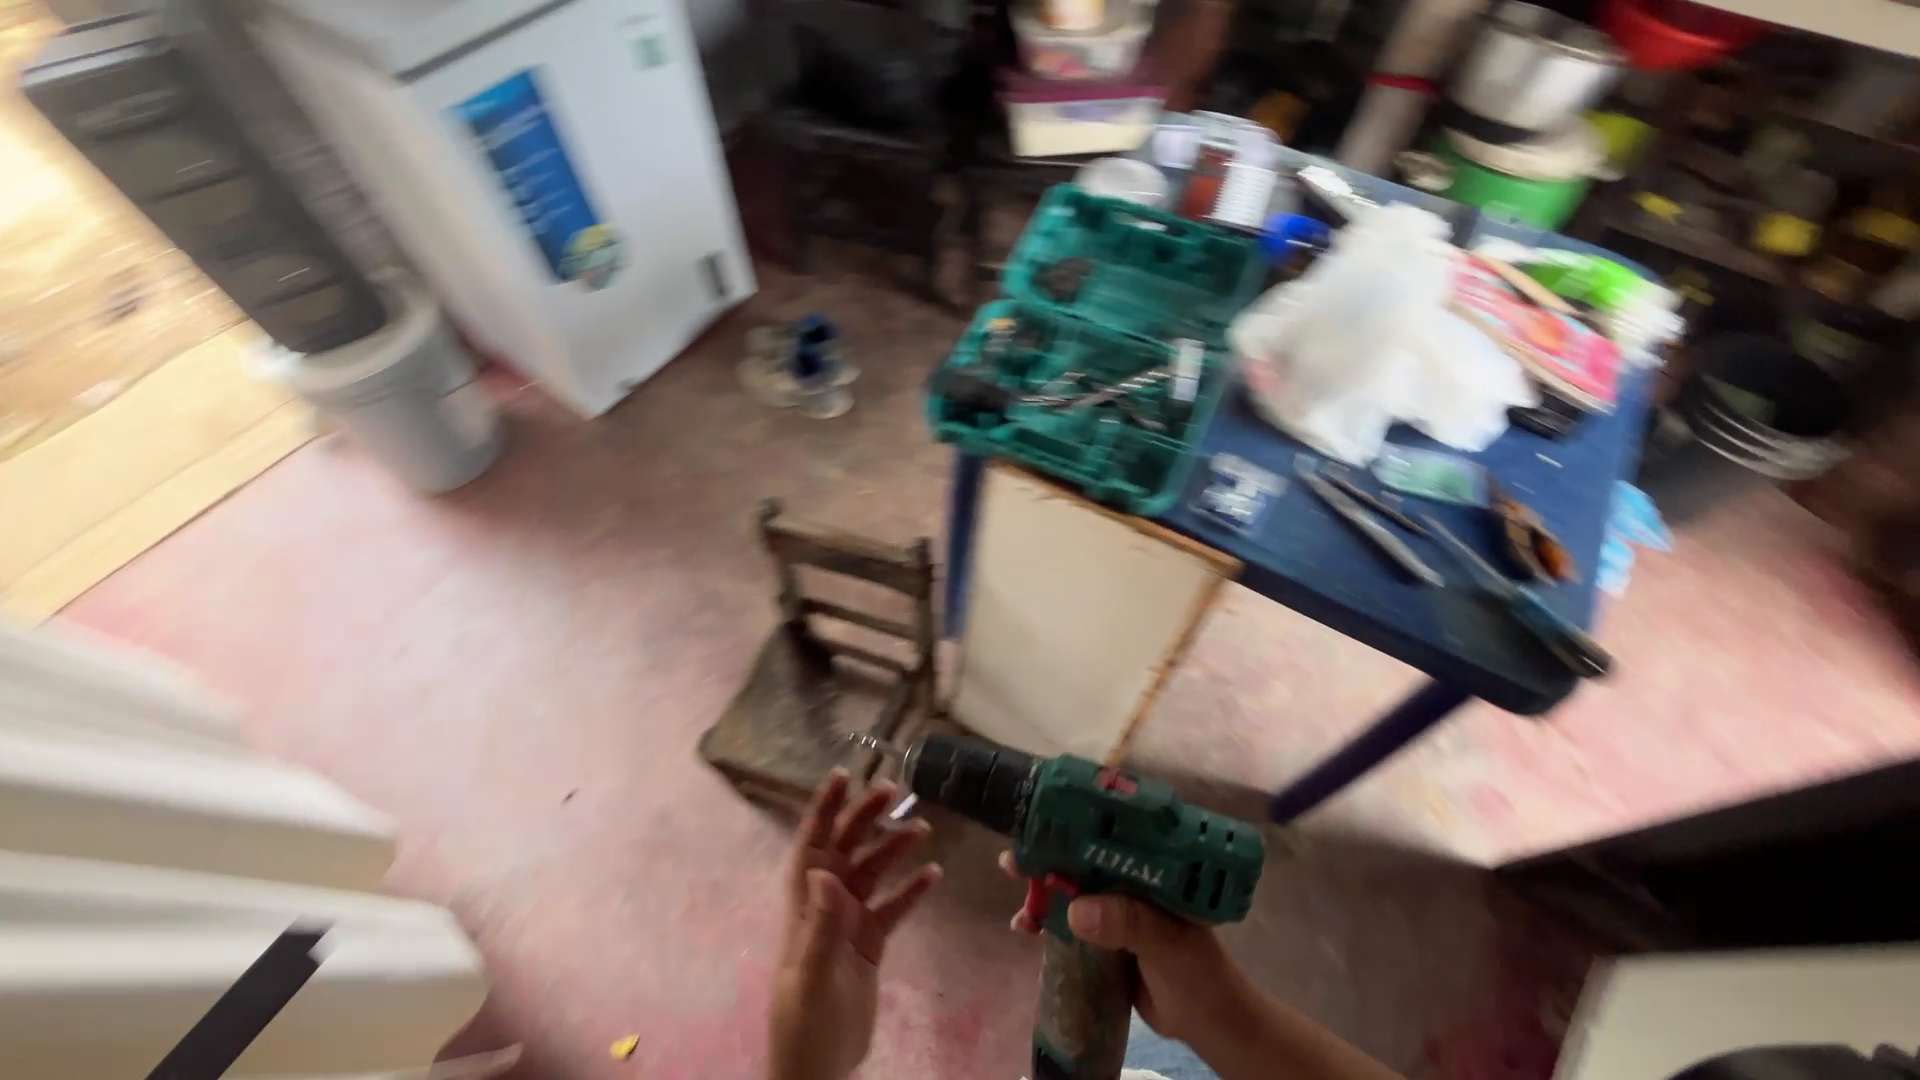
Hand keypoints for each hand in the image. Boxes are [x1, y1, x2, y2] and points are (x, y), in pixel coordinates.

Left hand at [768, 769, 940, 1079]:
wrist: (819, 1066)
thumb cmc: (805, 1019)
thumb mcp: (812, 972)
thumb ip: (822, 924)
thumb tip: (824, 870)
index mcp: (805, 903)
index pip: (813, 843)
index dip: (824, 808)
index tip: (842, 775)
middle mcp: (827, 903)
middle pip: (846, 848)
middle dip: (865, 816)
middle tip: (893, 789)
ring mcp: (849, 922)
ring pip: (873, 872)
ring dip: (894, 849)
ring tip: (922, 830)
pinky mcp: (870, 943)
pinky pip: (893, 907)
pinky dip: (911, 891)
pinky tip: (933, 876)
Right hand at [1000, 852, 1255, 1050]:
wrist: (1208, 1025)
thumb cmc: (1198, 972)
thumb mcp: (1166, 941)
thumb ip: (1127, 923)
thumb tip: (1076, 911)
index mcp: (1148, 868)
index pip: (1106, 837)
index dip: (1071, 830)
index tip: (1037, 827)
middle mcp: (1128, 882)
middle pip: (1080, 862)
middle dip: (1045, 859)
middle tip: (1012, 862)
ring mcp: (1114, 910)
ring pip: (1069, 892)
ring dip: (1040, 894)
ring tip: (1018, 906)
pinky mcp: (1102, 938)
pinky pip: (1067, 925)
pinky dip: (1044, 922)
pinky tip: (1024, 927)